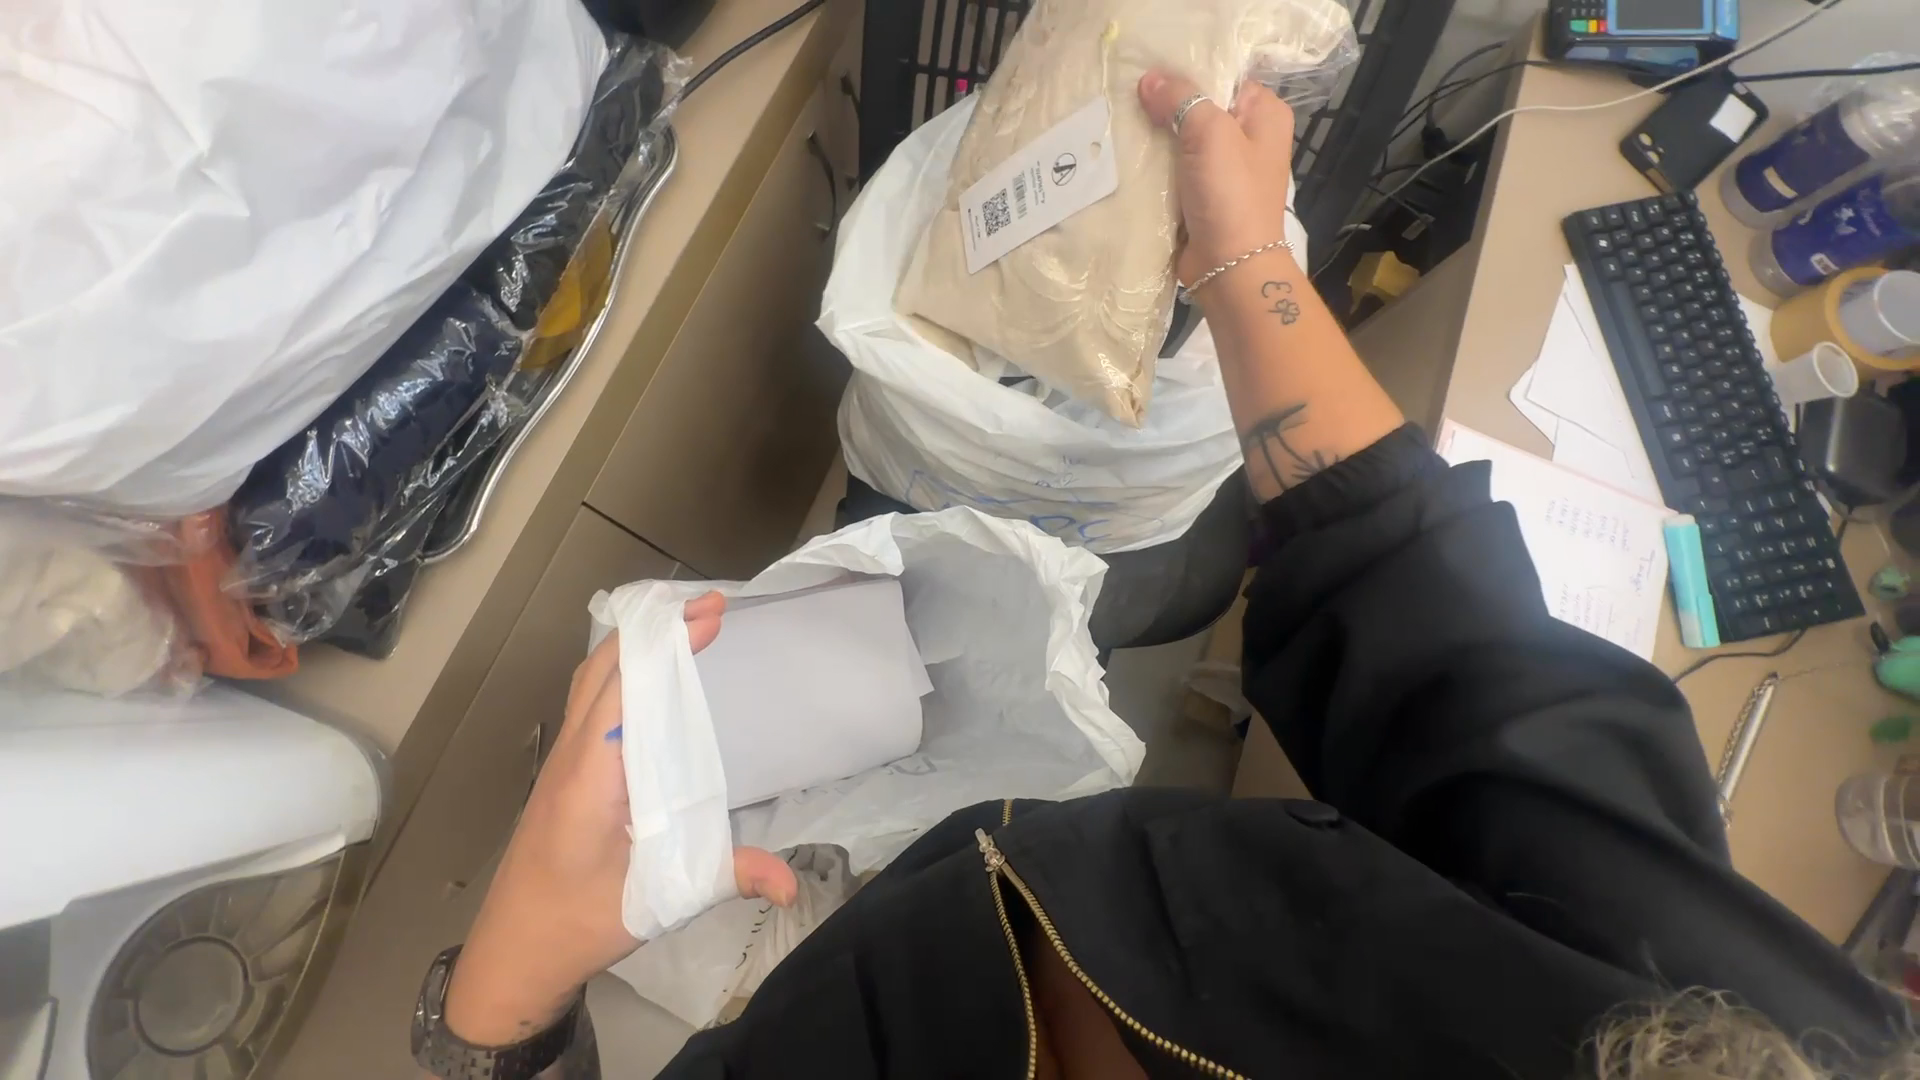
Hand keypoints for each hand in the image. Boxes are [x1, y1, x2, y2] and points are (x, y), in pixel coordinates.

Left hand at [444, 592, 797, 1046]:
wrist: (511, 956)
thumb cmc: (579, 923)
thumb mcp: (659, 900)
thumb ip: (727, 877)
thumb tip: (792, 882)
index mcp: (593, 775)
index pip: (625, 687)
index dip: (666, 645)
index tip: (711, 615)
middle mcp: (574, 754)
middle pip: (604, 667)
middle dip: (656, 628)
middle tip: (712, 607)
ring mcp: (564, 759)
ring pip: (591, 678)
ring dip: (635, 642)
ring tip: (685, 623)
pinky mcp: (567, 769)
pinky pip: (591, 697)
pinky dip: (622, 666)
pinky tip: (651, 672)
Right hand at [1137, 70, 1296, 290]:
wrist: (1229, 267)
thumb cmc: (1230, 196)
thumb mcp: (1210, 134)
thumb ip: (1181, 99)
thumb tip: (1149, 80)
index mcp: (1265, 115)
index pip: (1224, 77)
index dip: (1188, 75)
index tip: (1150, 79)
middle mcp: (1248, 140)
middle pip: (1200, 111)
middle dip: (1167, 111)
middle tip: (1131, 106)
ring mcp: (1224, 174)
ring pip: (1183, 145)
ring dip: (1157, 144)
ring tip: (1126, 133)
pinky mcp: (1202, 200)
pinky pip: (1175, 176)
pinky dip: (1156, 174)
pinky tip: (1132, 166)